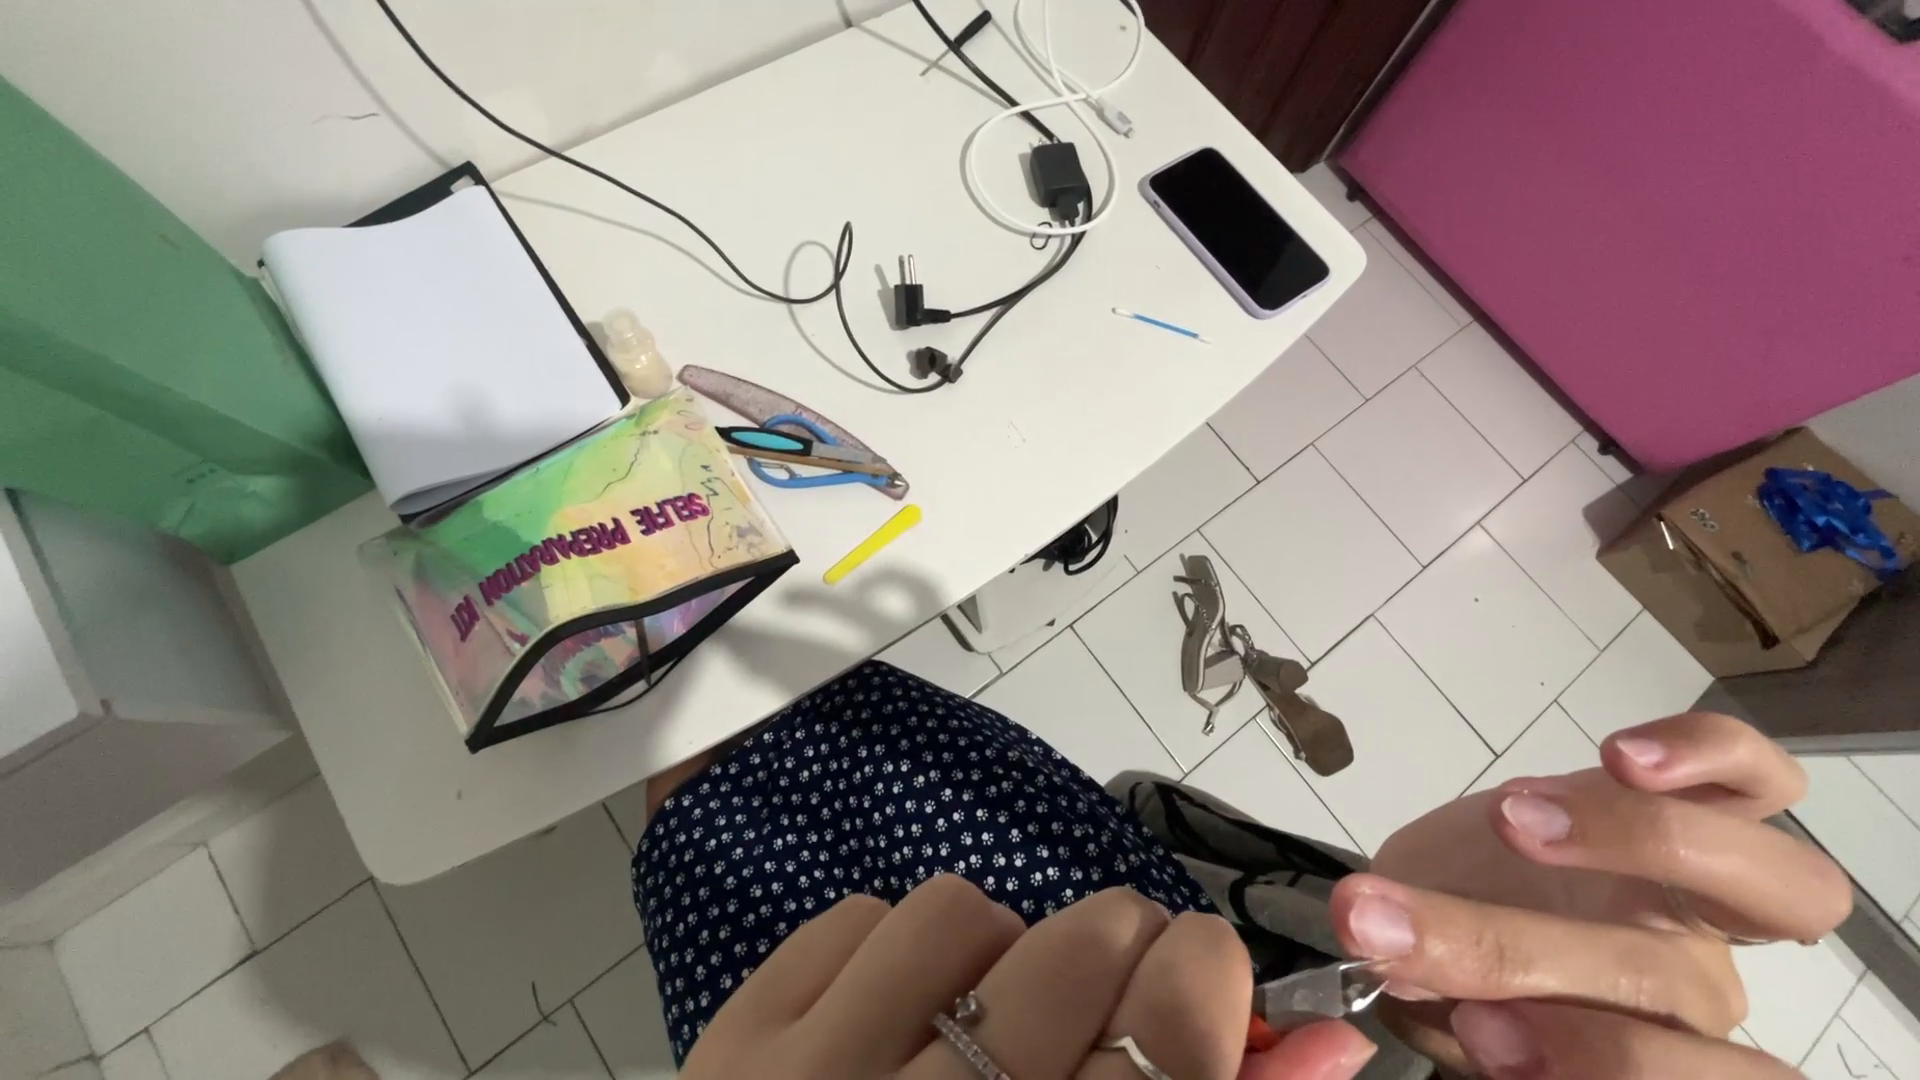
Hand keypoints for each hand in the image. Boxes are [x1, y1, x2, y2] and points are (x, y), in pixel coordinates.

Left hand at [682, 874, 1377, 1079]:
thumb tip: (1326, 1039)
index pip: (1169, 1024)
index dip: (1205, 971)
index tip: (1196, 967)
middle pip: (1076, 948)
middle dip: (1115, 940)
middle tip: (1100, 980)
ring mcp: (809, 1079)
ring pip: (963, 911)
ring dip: (996, 946)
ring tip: (982, 1013)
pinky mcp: (736, 1039)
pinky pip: (856, 914)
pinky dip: (892, 947)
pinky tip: (889, 1017)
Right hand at [1330, 712, 1850, 1077]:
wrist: (1450, 903)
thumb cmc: (1444, 963)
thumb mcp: (1430, 996)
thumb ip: (1426, 982)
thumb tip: (1383, 940)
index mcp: (1647, 1055)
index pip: (1673, 1079)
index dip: (1596, 1061)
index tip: (1471, 1026)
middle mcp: (1696, 986)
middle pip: (1671, 984)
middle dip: (1523, 950)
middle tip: (1399, 912)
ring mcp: (1712, 897)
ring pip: (1763, 888)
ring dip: (1631, 842)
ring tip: (1507, 816)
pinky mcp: (1695, 804)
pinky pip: (1756, 781)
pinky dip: (1709, 759)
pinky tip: (1620, 753)